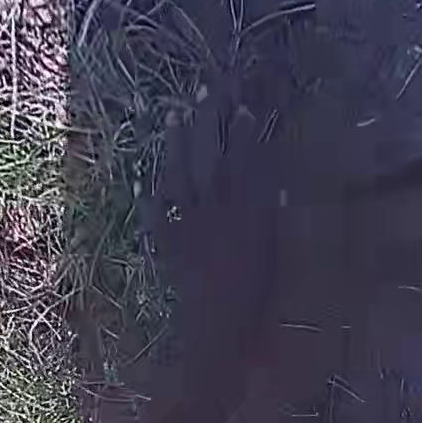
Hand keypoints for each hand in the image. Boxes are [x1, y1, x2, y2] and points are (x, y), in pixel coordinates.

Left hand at [152, 104, 282, 412]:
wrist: (218, 329)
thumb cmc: (255, 296)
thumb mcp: (273, 253)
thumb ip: (272, 217)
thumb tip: (277, 185)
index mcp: (244, 212)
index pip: (245, 163)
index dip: (243, 134)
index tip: (240, 108)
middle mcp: (213, 212)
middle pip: (209, 160)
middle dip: (207, 125)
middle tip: (203, 93)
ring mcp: (187, 229)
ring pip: (179, 179)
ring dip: (176, 147)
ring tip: (173, 117)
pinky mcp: (169, 249)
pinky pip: (156, 219)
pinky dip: (150, 200)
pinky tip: (144, 180)